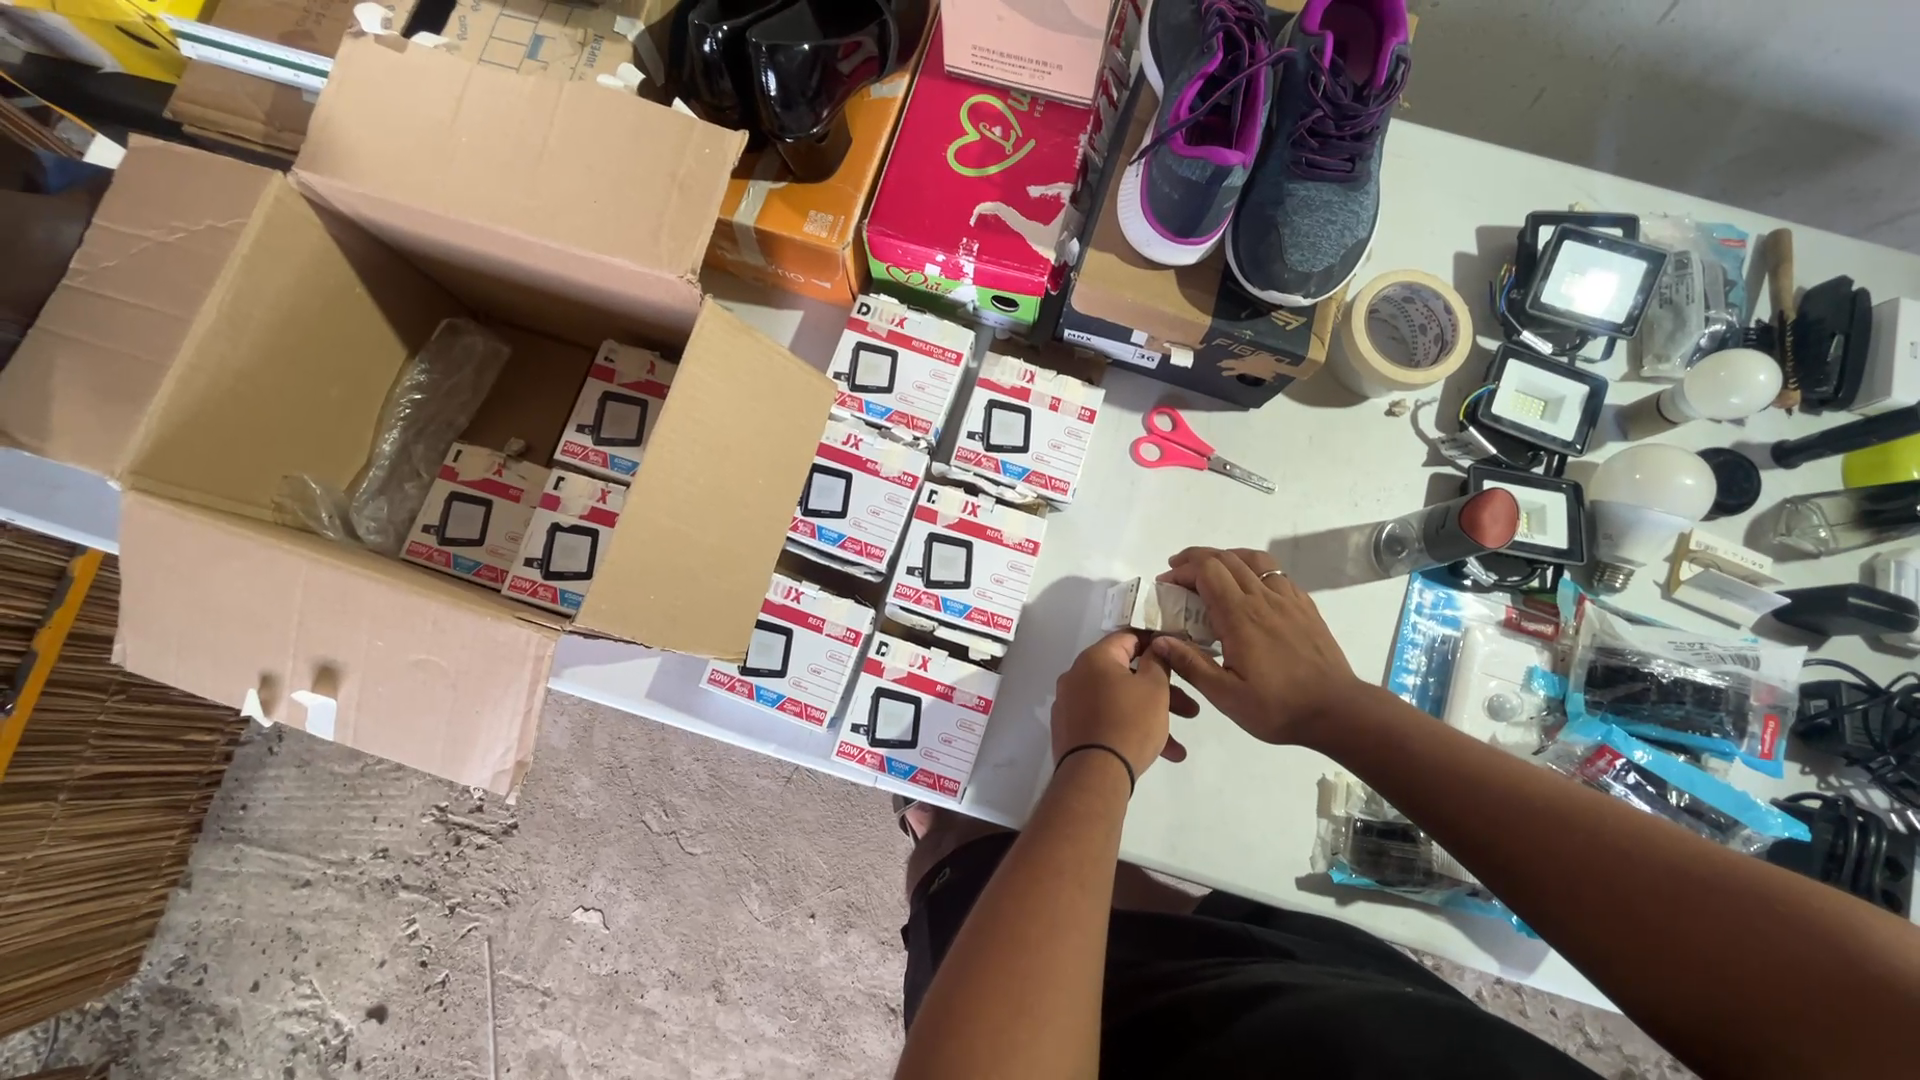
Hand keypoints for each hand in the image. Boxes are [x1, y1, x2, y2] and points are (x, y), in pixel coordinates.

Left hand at [1052, 631, 1196, 780]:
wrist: (1095, 775)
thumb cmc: (1129, 723)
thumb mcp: (1154, 688)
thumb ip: (1157, 662)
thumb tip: (1154, 647)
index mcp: (1094, 659)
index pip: (1128, 639)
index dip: (1155, 644)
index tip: (1176, 655)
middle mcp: (1077, 676)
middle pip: (1126, 675)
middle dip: (1162, 693)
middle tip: (1189, 709)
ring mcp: (1071, 704)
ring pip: (1119, 702)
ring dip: (1151, 718)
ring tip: (1178, 747)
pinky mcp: (1071, 730)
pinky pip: (1105, 721)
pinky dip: (1130, 730)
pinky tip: (1159, 754)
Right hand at [1148, 547, 1363, 745]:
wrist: (1337, 711)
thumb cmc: (1277, 707)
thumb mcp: (1225, 695)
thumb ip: (1190, 664)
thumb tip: (1158, 640)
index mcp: (1241, 617)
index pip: (1207, 571)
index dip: (1182, 571)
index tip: (1166, 584)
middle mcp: (1264, 599)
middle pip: (1227, 558)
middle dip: (1197, 558)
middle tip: (1177, 572)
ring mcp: (1288, 600)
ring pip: (1254, 560)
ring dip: (1227, 556)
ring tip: (1211, 569)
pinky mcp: (1305, 608)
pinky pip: (1276, 574)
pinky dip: (1253, 570)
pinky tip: (1249, 589)